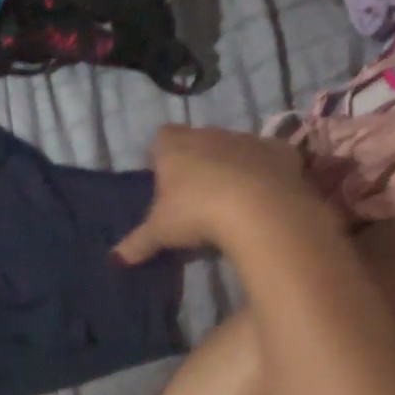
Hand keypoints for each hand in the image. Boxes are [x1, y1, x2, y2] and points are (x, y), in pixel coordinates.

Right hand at [114, 125, 325, 263]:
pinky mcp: (280, 151)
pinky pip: (268, 156)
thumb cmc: (197, 213)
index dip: (161, 154)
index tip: (164, 177)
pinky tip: (265, 194)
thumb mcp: (160, 233)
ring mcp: (246, 139)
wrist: (260, 210)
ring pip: (233, 146)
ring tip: (231, 197)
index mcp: (174, 147)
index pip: (161, 137)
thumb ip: (137, 243)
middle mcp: (209, 135)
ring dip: (231, 164)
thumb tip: (114, 260)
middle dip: (196, 160)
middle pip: (198, 139)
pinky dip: (265, 170)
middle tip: (195, 193)